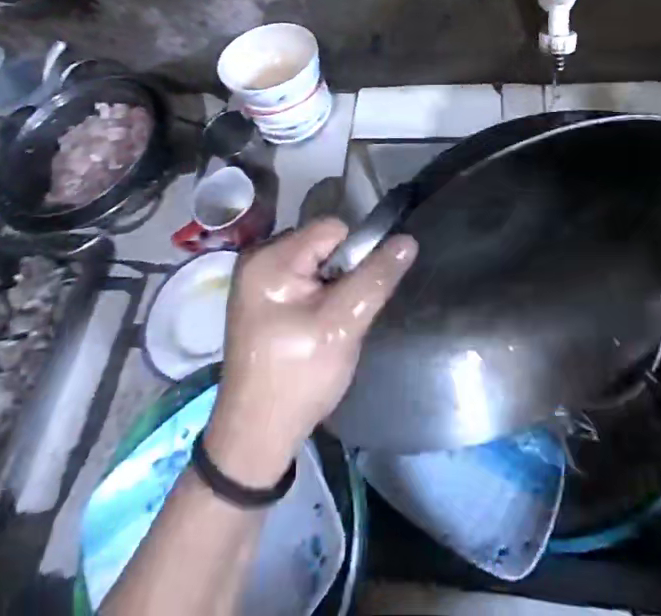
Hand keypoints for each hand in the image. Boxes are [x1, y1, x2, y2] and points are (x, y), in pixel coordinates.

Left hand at [205, 218, 417, 485]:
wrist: (256, 431)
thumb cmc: (299, 377)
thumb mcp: (342, 326)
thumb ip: (374, 280)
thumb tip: (407, 240)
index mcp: (269, 257)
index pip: (331, 229)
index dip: (354, 256)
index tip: (353, 297)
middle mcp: (256, 257)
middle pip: (320, 243)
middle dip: (339, 274)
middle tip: (336, 318)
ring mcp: (253, 278)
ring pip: (313, 264)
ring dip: (327, 288)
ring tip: (324, 327)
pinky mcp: (257, 298)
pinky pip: (298, 280)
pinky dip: (312, 298)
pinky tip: (310, 330)